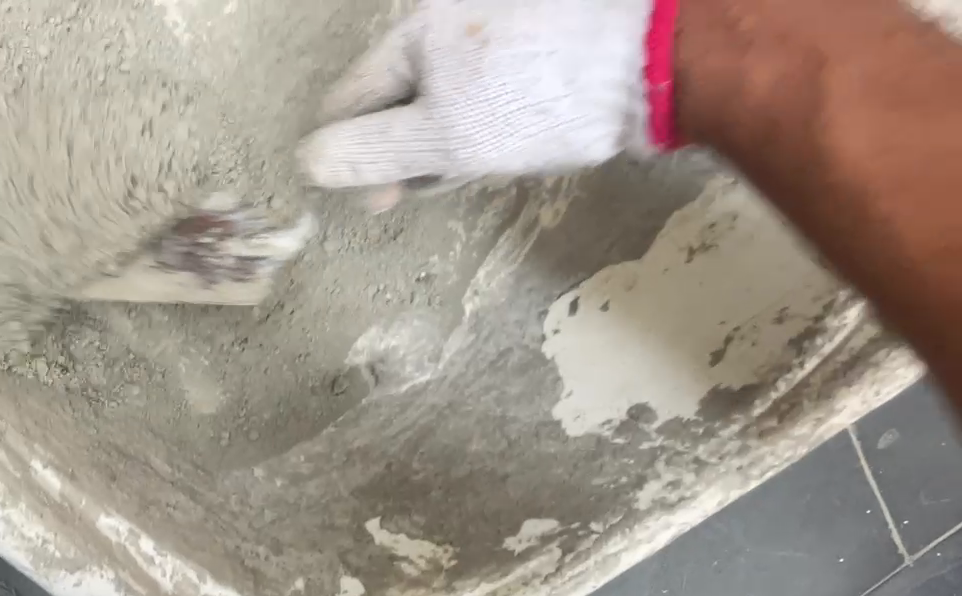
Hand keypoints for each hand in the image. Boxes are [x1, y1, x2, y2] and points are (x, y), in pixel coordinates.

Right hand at [300, 0, 665, 189]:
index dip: (347, 153)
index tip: (377, 194)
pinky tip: (509, 140)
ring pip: (440, 101)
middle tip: (428, 184)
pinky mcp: (537, 38)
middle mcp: (450, 19)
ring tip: (481, 161)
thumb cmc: (538, 99)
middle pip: (394, 102)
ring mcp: (497, 26)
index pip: (348, 102)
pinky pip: (482, 91)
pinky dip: (482, 123)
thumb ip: (364, 153)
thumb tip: (307, 161)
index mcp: (416, 33)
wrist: (669, 53)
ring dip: (444, 142)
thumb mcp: (438, 139)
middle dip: (402, 152)